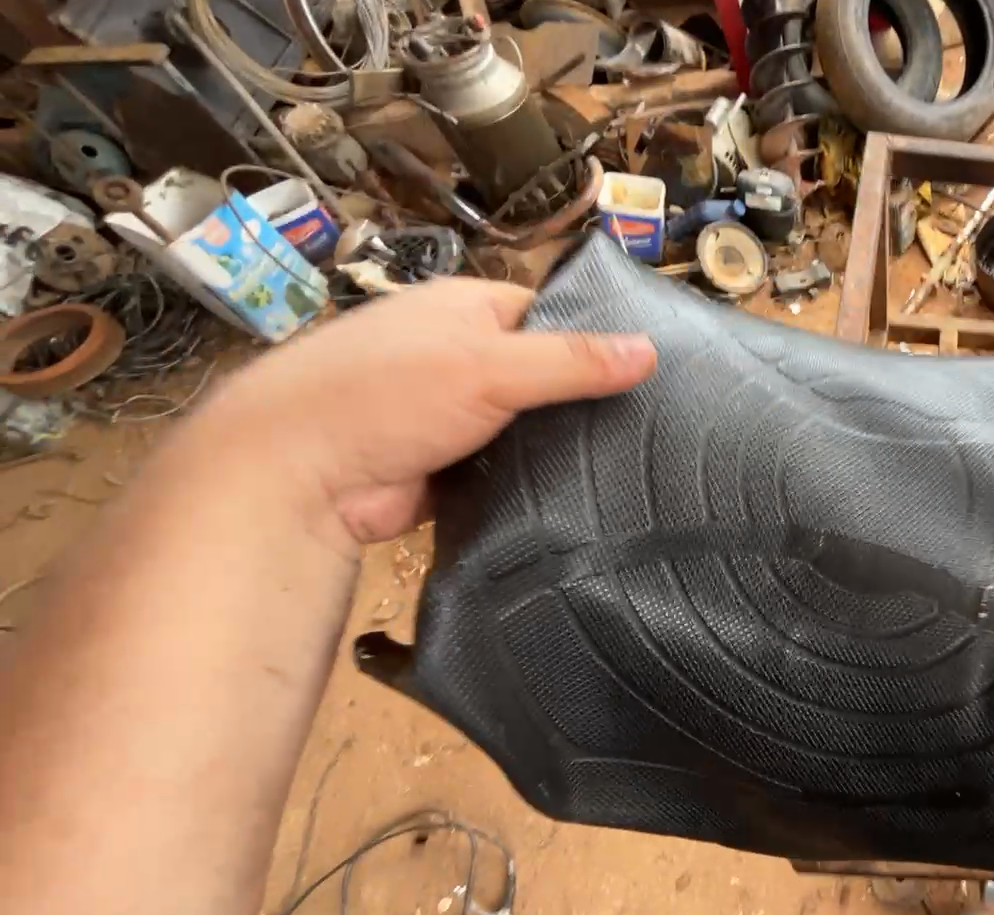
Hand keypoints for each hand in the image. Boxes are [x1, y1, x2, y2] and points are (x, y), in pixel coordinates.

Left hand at [188, 278, 655, 553]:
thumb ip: (573, 361)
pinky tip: (591, 485)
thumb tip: (654, 350)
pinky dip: (545, 472)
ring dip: (568, 439)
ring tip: (637, 455)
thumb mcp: (489, 367)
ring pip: (535, 421)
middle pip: (548, 370)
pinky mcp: (457, 461)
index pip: (552, 313)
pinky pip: (518, 462)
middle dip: (590, 395)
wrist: (298, 480)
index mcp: (463, 308)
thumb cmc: (385, 396)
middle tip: (655, 420)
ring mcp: (458, 411)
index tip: (651, 371)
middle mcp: (461, 353)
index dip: (599, 338)